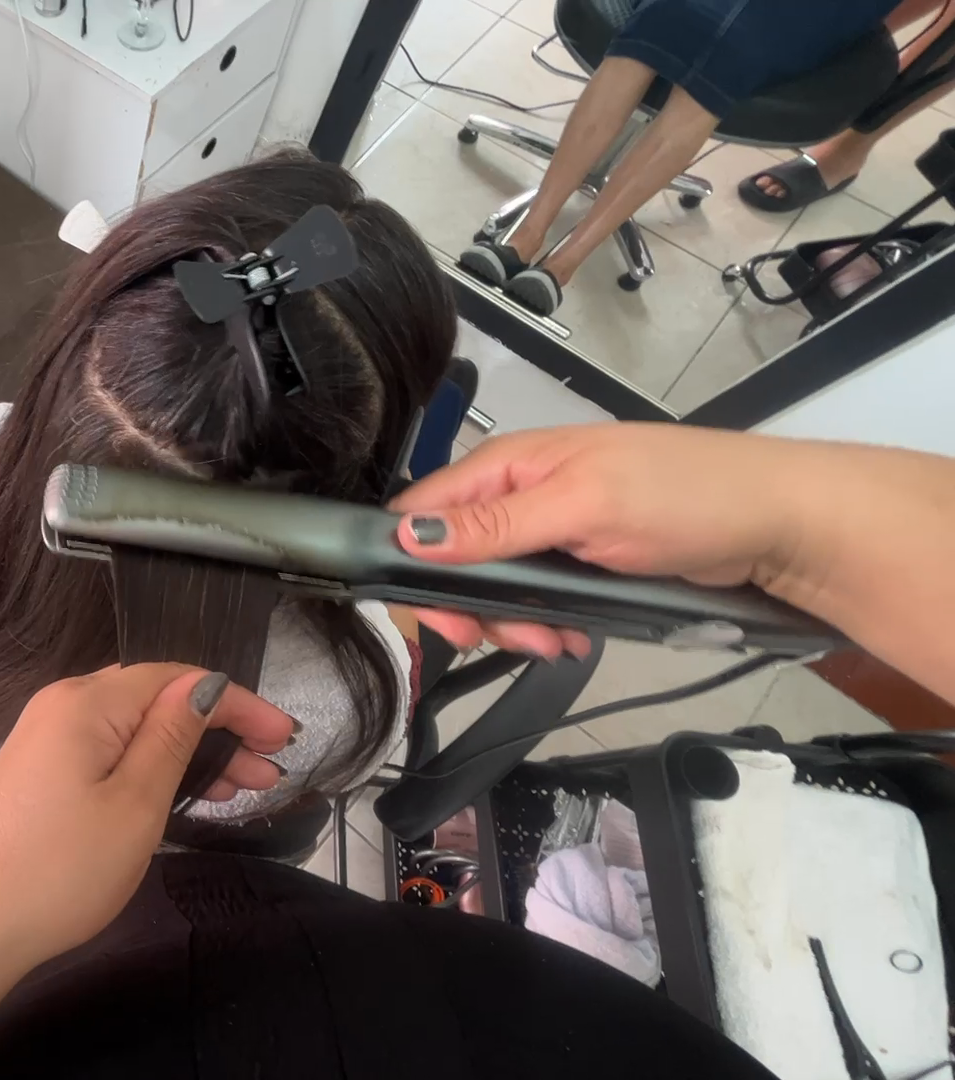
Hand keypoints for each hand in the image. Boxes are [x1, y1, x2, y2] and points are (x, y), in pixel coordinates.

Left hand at [0, 664, 291, 971]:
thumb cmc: (60, 868)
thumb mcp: (134, 805)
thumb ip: (171, 738)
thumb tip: (202, 687)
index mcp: (86, 701)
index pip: (174, 677)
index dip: (235, 700)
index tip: (286, 736)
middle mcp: (63, 703)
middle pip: (154, 697)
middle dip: (217, 726)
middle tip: (270, 770)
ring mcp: (47, 734)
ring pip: (133, 725)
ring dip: (188, 749)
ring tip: (242, 786)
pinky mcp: (41, 765)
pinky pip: (108, 747)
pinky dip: (151, 763)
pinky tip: (185, 790)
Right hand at [388, 424, 809, 656]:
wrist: (787, 524)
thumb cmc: (686, 498)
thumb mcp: (583, 507)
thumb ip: (494, 526)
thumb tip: (408, 535)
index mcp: (501, 466)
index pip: (418, 512)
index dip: (408, 561)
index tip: (439, 612)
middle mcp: (509, 494)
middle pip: (444, 557)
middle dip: (465, 604)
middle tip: (498, 638)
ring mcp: (537, 527)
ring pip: (481, 584)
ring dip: (506, 621)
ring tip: (552, 642)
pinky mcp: (565, 557)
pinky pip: (522, 595)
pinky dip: (535, 622)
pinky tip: (565, 636)